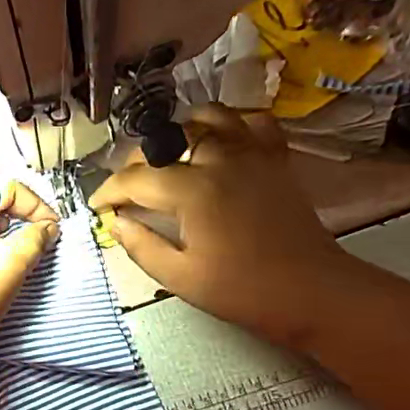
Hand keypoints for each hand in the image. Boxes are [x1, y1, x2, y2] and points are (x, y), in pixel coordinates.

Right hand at [89, 105, 358, 348]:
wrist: (311, 290)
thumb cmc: (243, 291)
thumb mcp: (181, 278)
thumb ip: (142, 246)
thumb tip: (116, 222)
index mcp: (192, 190)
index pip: (136, 178)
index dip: (109, 191)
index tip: (97, 206)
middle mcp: (219, 158)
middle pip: (165, 140)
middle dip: (137, 163)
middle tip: (129, 192)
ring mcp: (251, 152)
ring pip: (206, 118)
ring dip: (180, 133)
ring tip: (169, 158)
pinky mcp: (275, 157)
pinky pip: (250, 121)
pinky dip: (230, 123)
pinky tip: (220, 141)